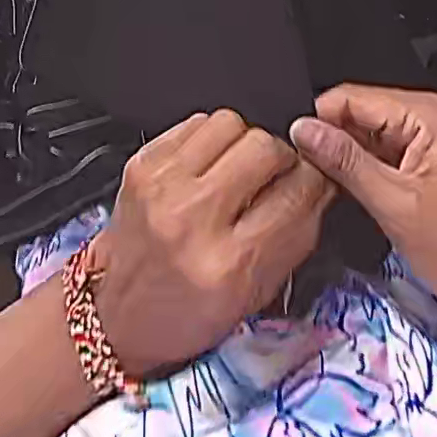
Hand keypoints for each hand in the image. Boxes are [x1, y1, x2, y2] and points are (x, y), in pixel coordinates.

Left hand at [92, 110, 334, 372]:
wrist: (116, 314)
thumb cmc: (190, 312)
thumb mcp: (257, 292)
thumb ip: (297, 232)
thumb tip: (320, 178)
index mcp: (229, 265)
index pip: (295, 192)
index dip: (315, 176)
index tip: (315, 175)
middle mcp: (192, 219)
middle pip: (265, 146)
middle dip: (280, 156)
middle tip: (275, 173)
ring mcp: (162, 185)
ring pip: (230, 122)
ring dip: (244, 141)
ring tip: (238, 166)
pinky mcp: (142, 163)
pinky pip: (196, 122)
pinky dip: (211, 137)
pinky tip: (209, 163)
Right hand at [289, 85, 436, 331]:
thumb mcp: (394, 204)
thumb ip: (344, 161)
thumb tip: (302, 128)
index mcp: (426, 113)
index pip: (351, 96)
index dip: (318, 120)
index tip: (290, 149)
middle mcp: (427, 117)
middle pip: (357, 113)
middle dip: (329, 140)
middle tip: (305, 174)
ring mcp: (426, 142)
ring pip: (364, 136)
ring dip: (343, 159)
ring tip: (325, 187)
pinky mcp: (423, 166)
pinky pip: (379, 156)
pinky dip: (360, 172)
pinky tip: (348, 193)